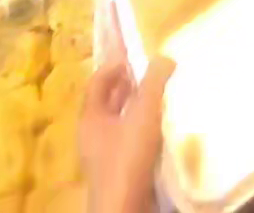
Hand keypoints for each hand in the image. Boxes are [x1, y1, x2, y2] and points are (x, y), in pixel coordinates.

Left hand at [80, 56, 173, 212]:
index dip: (115, 65)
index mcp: (90, 117)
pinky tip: (162, 125)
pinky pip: (130, 140)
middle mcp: (93, 135)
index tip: (136, 56)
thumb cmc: (127, 157)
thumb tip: (164, 57)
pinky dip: (144, 128)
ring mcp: (105, 155)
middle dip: (130, 85)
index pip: (97, 81)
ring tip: (162, 95)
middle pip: (109, 101)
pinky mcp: (119, 171)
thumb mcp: (144, 112)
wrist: (126, 211)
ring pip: (122, 121)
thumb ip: (154, 80)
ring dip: (139, 107)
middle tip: (153, 72)